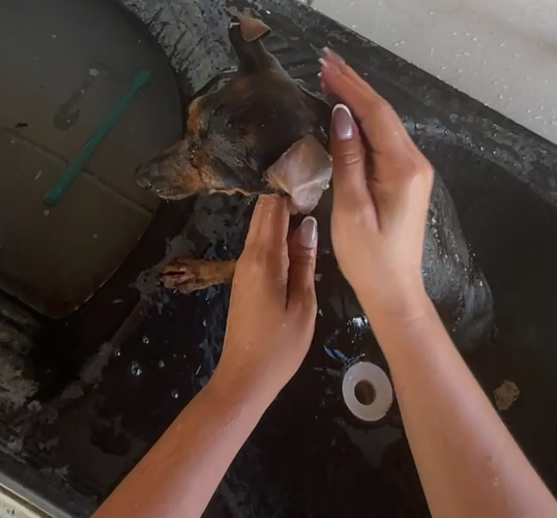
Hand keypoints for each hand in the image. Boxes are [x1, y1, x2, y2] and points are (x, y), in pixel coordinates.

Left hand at [212, 194, 318, 396]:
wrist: (244, 379)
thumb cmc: (279, 347)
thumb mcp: (303, 305)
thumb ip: (305, 262)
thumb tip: (308, 224)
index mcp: (264, 259)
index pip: (272, 208)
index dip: (289, 189)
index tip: (311, 178)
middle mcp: (248, 256)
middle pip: (263, 212)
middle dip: (284, 196)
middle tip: (313, 187)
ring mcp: (243, 266)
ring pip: (260, 226)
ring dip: (280, 215)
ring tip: (309, 206)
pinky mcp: (244, 278)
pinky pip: (259, 243)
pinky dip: (275, 233)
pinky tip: (295, 237)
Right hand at [320, 50, 435, 328]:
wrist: (395, 292)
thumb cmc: (369, 257)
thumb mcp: (352, 209)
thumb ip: (348, 160)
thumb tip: (340, 116)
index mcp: (402, 168)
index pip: (375, 114)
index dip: (350, 87)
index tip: (325, 64)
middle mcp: (413, 162)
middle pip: (383, 112)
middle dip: (354, 84)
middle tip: (325, 59)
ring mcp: (412, 169)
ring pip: (384, 122)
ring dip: (358, 98)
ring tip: (331, 76)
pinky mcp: (405, 177)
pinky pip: (384, 137)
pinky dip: (364, 117)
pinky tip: (346, 110)